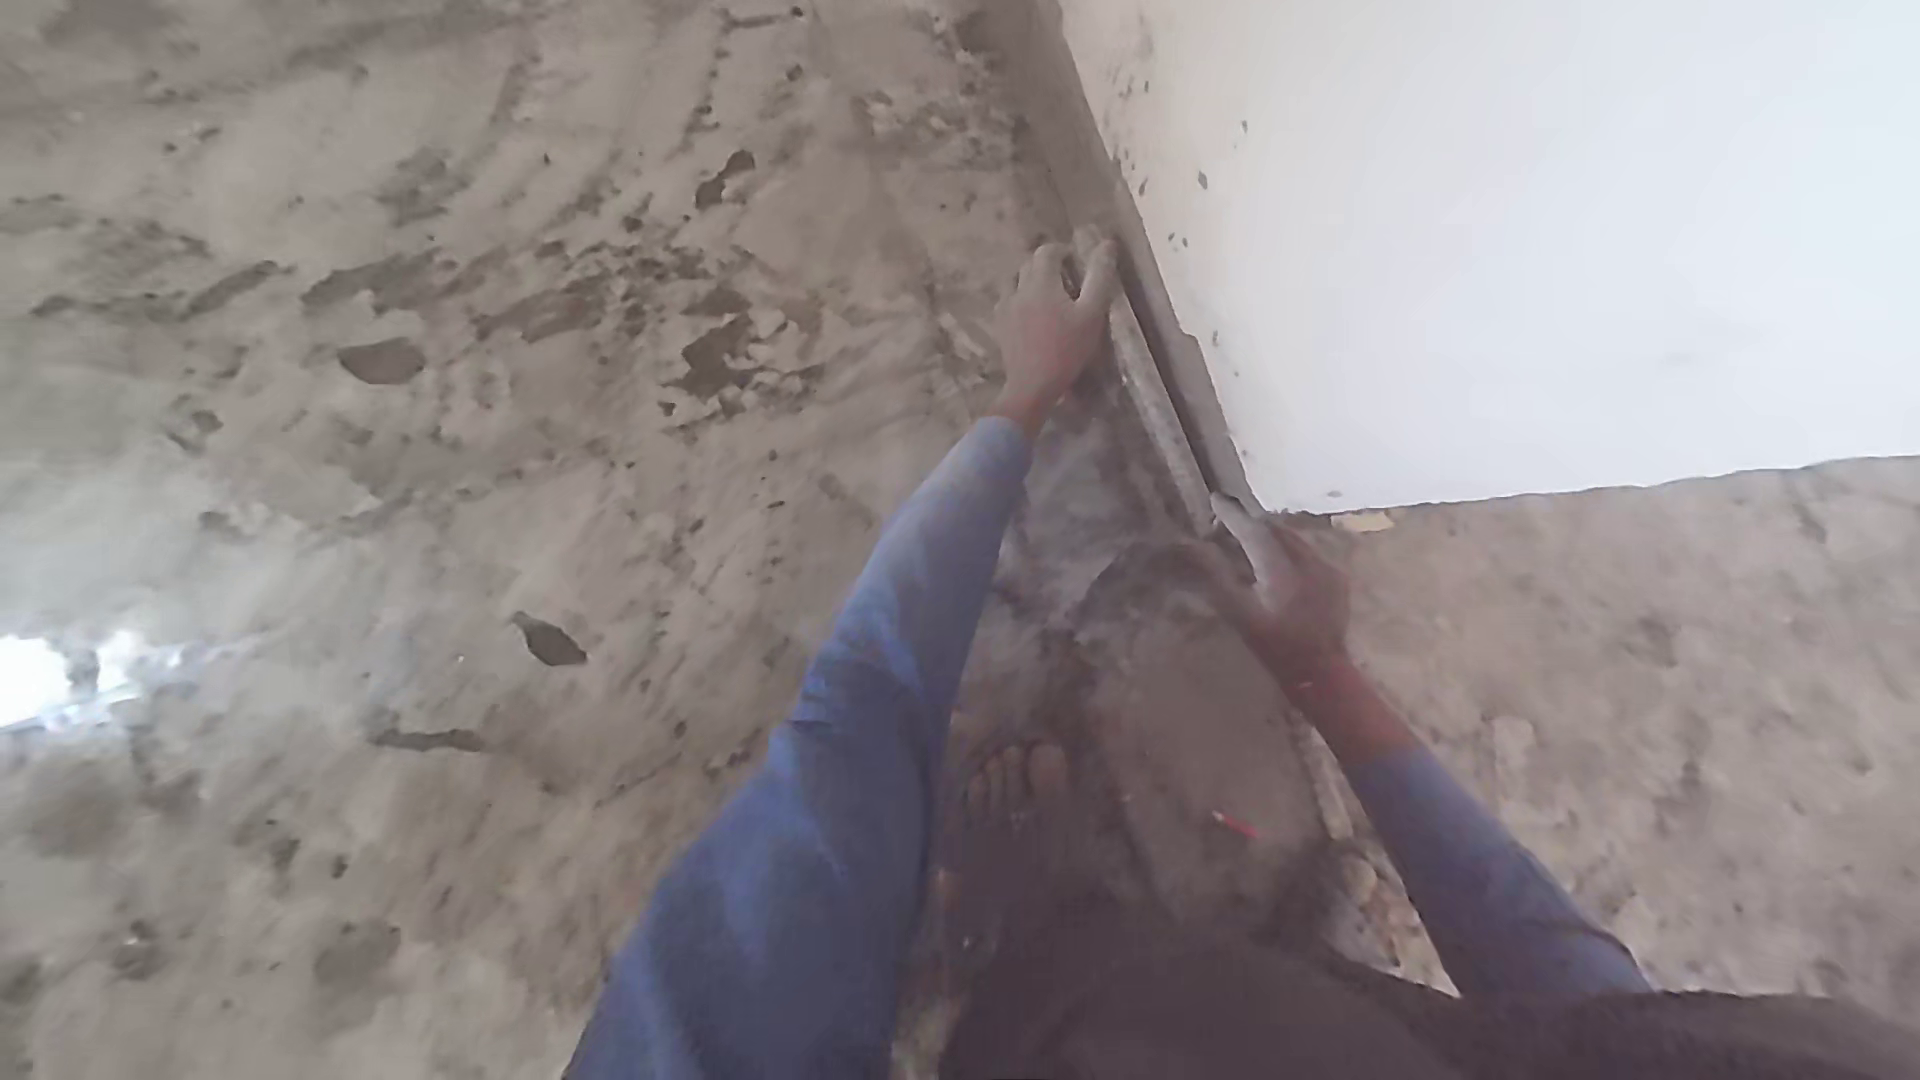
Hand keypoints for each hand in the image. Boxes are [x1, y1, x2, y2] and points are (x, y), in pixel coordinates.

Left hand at [988, 239, 1120, 437]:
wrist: (1032, 386)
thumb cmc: (1066, 351)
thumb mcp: (1091, 314)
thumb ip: (1100, 277)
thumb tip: (1107, 244)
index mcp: (1040, 282)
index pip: (1048, 251)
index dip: (1063, 252)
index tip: (1076, 264)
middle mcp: (1017, 290)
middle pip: (1029, 265)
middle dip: (1047, 266)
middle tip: (1066, 282)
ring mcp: (1004, 309)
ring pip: (1014, 282)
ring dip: (1029, 281)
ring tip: (1047, 297)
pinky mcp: (999, 327)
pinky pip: (1006, 302)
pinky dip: (1019, 300)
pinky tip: (1030, 315)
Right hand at [1196, 493, 1351, 686]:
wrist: (1320, 671)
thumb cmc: (1272, 644)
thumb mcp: (1236, 613)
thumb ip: (1215, 576)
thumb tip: (1194, 547)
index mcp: (1280, 569)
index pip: (1253, 529)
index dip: (1232, 513)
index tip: (1215, 498)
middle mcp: (1307, 561)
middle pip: (1274, 529)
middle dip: (1248, 522)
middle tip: (1224, 525)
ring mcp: (1326, 568)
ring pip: (1291, 538)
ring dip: (1267, 535)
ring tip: (1246, 541)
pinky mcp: (1336, 578)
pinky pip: (1305, 552)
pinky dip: (1285, 549)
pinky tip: (1274, 563)